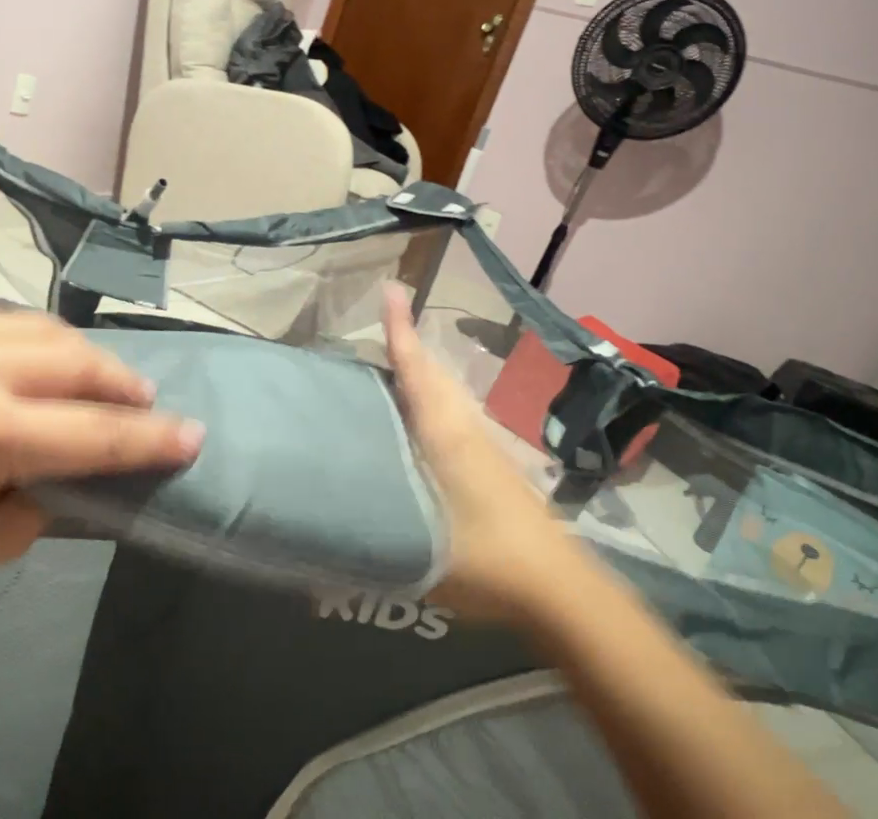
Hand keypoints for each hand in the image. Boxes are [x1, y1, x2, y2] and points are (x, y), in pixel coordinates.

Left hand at [0, 298, 202, 598]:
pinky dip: (26, 341)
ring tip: (94, 378)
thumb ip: (47, 497)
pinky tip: (28, 362)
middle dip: (122, 382)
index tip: (192, 434)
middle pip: (78, 359)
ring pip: (42, 327)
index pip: (96, 431)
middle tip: (142, 401)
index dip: (151, 436)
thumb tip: (82, 462)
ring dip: (79, 355)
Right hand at [381, 285, 573, 618]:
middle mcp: (465, 430)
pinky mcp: (493, 468)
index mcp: (446, 436)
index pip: (418, 373)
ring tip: (390, 364)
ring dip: (420, 373)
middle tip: (379, 323)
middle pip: (433, 376)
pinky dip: (431, 402)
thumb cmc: (489, 561)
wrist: (560, 588)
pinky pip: (452, 416)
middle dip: (408, 345)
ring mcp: (483, 448)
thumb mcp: (419, 549)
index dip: (401, 332)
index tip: (391, 289)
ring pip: (446, 396)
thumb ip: (368, 537)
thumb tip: (317, 536)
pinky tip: (418, 423)